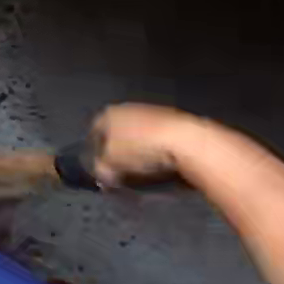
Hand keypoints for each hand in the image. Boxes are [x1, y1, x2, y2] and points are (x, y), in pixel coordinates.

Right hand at [88, 103, 218, 187]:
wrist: (189, 142)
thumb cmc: (140, 150)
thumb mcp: (111, 165)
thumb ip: (101, 169)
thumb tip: (102, 174)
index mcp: (108, 114)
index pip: (94, 133)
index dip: (97, 152)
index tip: (104, 168)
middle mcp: (127, 108)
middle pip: (118, 133)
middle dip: (120, 151)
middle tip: (124, 170)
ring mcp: (154, 113)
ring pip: (141, 135)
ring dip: (142, 150)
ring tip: (147, 170)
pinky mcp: (177, 121)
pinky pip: (161, 138)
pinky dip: (161, 150)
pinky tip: (166, 164)